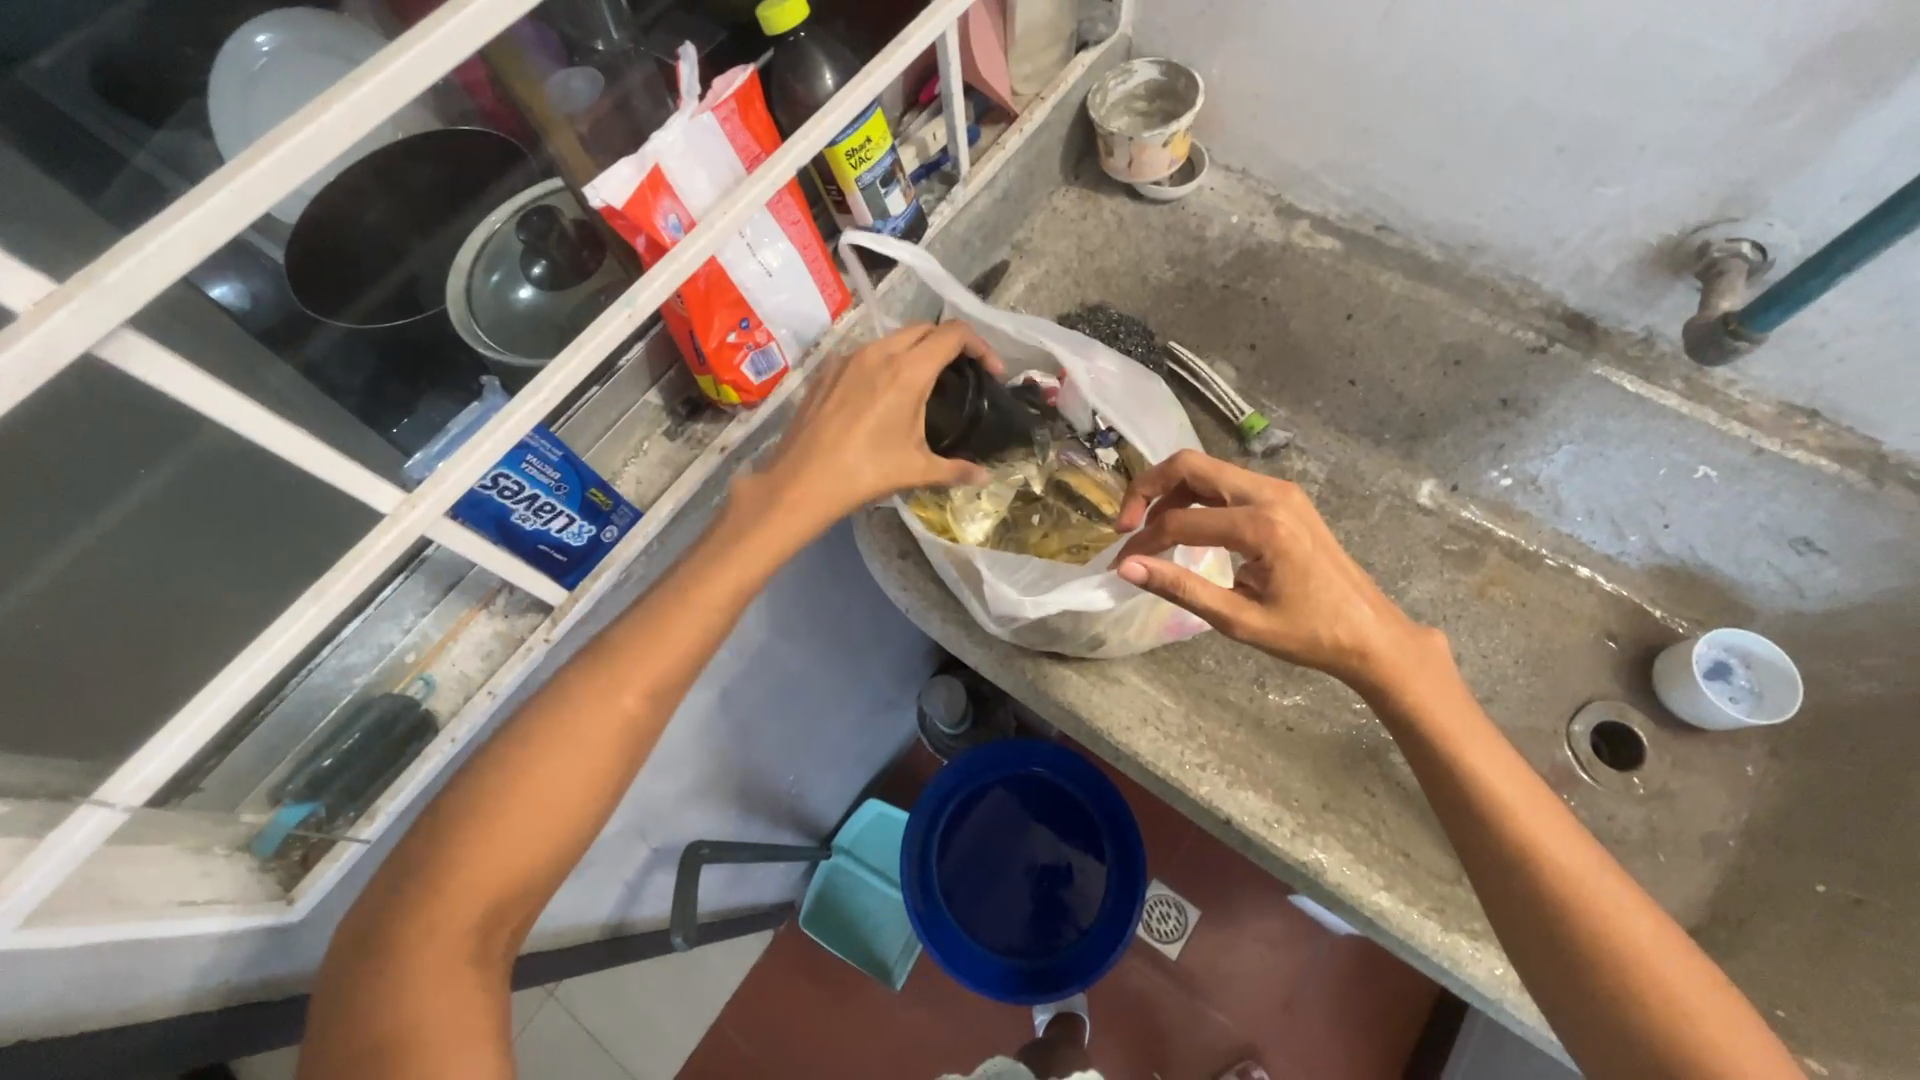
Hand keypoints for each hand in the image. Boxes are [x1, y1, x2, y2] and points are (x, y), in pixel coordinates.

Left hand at [741, 322, 1000, 526]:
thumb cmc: (865, 473)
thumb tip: (984, 477)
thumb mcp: (916, 470)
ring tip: (923, 382)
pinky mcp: (826, 370)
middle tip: (961, 373)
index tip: (990, 370)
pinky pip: (864, 354)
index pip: (953, 334)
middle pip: (924, 329)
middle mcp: (879, 353)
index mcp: (908, 371)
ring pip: (891, 339)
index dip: (979, 346)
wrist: (802, 481)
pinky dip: (884, 363)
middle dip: (948, 344)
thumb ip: (955, 469)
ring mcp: (848, 358)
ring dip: (914, 351)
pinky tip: (882, 395)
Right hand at [1113, 450, 1437, 690]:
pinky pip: (1227, 483)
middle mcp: (1270, 494)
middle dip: (1147, 490)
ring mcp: (1280, 490)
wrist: (1370, 633)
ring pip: (1207, 471)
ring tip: (1151, 532)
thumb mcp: (1237, 619)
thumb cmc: (1307, 634)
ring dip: (1171, 493)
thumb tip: (1127, 569)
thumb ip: (1179, 588)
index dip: (1143, 542)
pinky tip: (1187, 530)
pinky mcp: (1285, 497)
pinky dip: (1196, 498)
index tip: (1121, 565)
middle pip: (1189, 466)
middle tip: (1125, 527)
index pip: (1180, 521)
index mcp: (1261, 527)